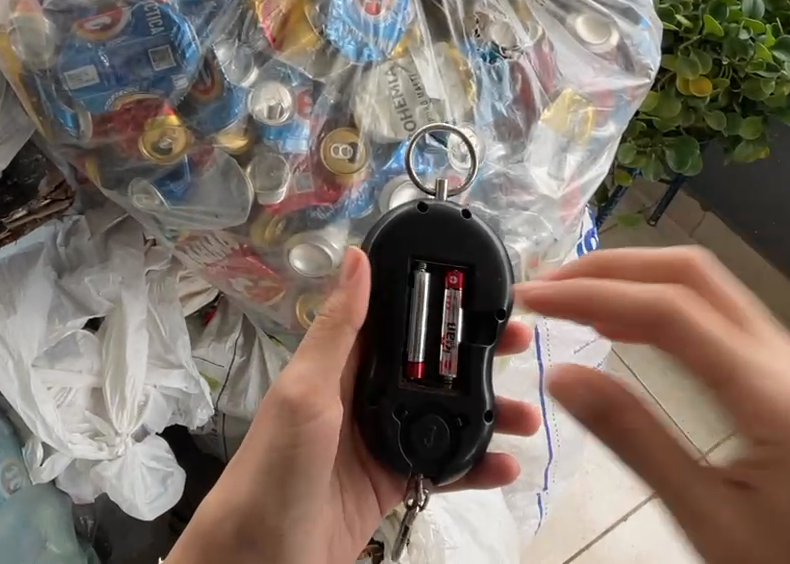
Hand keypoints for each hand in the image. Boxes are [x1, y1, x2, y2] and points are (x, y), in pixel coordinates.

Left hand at [169, 247, 539, 563]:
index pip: (392, 318)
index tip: (477, 289)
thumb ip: (337, 328)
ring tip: (528, 416)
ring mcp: (379, 438)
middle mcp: (361, 393)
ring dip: (485, 412)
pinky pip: (441, 466)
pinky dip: (475, 466)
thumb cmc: (276, 465)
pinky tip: (506, 466)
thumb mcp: (306, 389)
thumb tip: (356, 255)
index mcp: (338, 361)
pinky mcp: (391, 483)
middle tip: (517, 343)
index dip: (432, 301)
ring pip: (442, 414)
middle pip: (427, 364)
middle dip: (473, 353)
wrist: (261, 558)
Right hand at [517, 247, 789, 563]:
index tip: (533, 297)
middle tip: (551, 287)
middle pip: (690, 273)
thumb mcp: (710, 521)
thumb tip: (560, 374)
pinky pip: (721, 318)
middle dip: (612, 268)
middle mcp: (789, 362)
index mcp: (772, 392)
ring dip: (637, 279)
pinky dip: (664, 305)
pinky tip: (631, 328)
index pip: (666, 308)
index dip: (591, 292)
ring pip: (707, 288)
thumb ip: (633, 439)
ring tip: (577, 299)